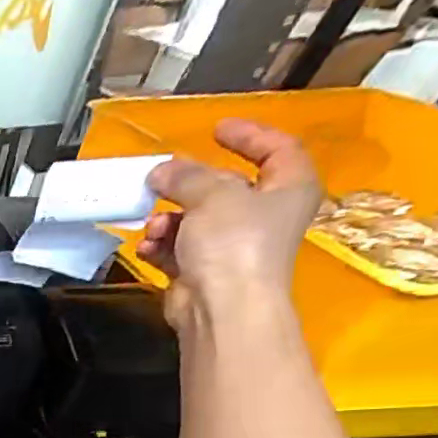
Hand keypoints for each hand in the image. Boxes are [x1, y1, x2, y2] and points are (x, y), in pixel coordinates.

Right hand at [137, 119, 321, 331]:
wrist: (221, 308)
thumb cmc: (233, 243)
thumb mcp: (212, 194)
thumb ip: (185, 175)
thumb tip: (162, 171)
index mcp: (288, 189)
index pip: (277, 150)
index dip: (250, 135)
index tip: (216, 129)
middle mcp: (264, 217)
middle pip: (224, 188)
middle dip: (188, 186)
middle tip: (161, 181)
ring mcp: (233, 247)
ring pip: (194, 220)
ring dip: (168, 220)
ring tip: (155, 227)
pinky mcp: (203, 272)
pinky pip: (178, 250)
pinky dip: (161, 247)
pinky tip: (149, 248)